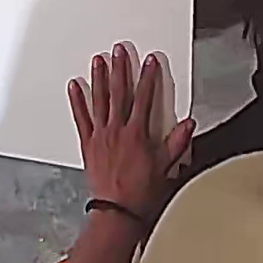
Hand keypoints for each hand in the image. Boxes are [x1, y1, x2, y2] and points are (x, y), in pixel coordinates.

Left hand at [68, 44, 195, 220]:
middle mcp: (117, 129)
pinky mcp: (88, 143)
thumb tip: (188, 124)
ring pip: (99, 100)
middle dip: (120, 68)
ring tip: (98, 60)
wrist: (117, 212)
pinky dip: (77, 101)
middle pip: (120, 92)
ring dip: (99, 78)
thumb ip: (176, 143)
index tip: (149, 61)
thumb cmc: (141, 192)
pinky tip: (74, 86)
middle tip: (119, 50)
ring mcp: (100, 135)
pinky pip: (81, 118)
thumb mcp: (165, 167)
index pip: (144, 98)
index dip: (148, 77)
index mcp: (137, 133)